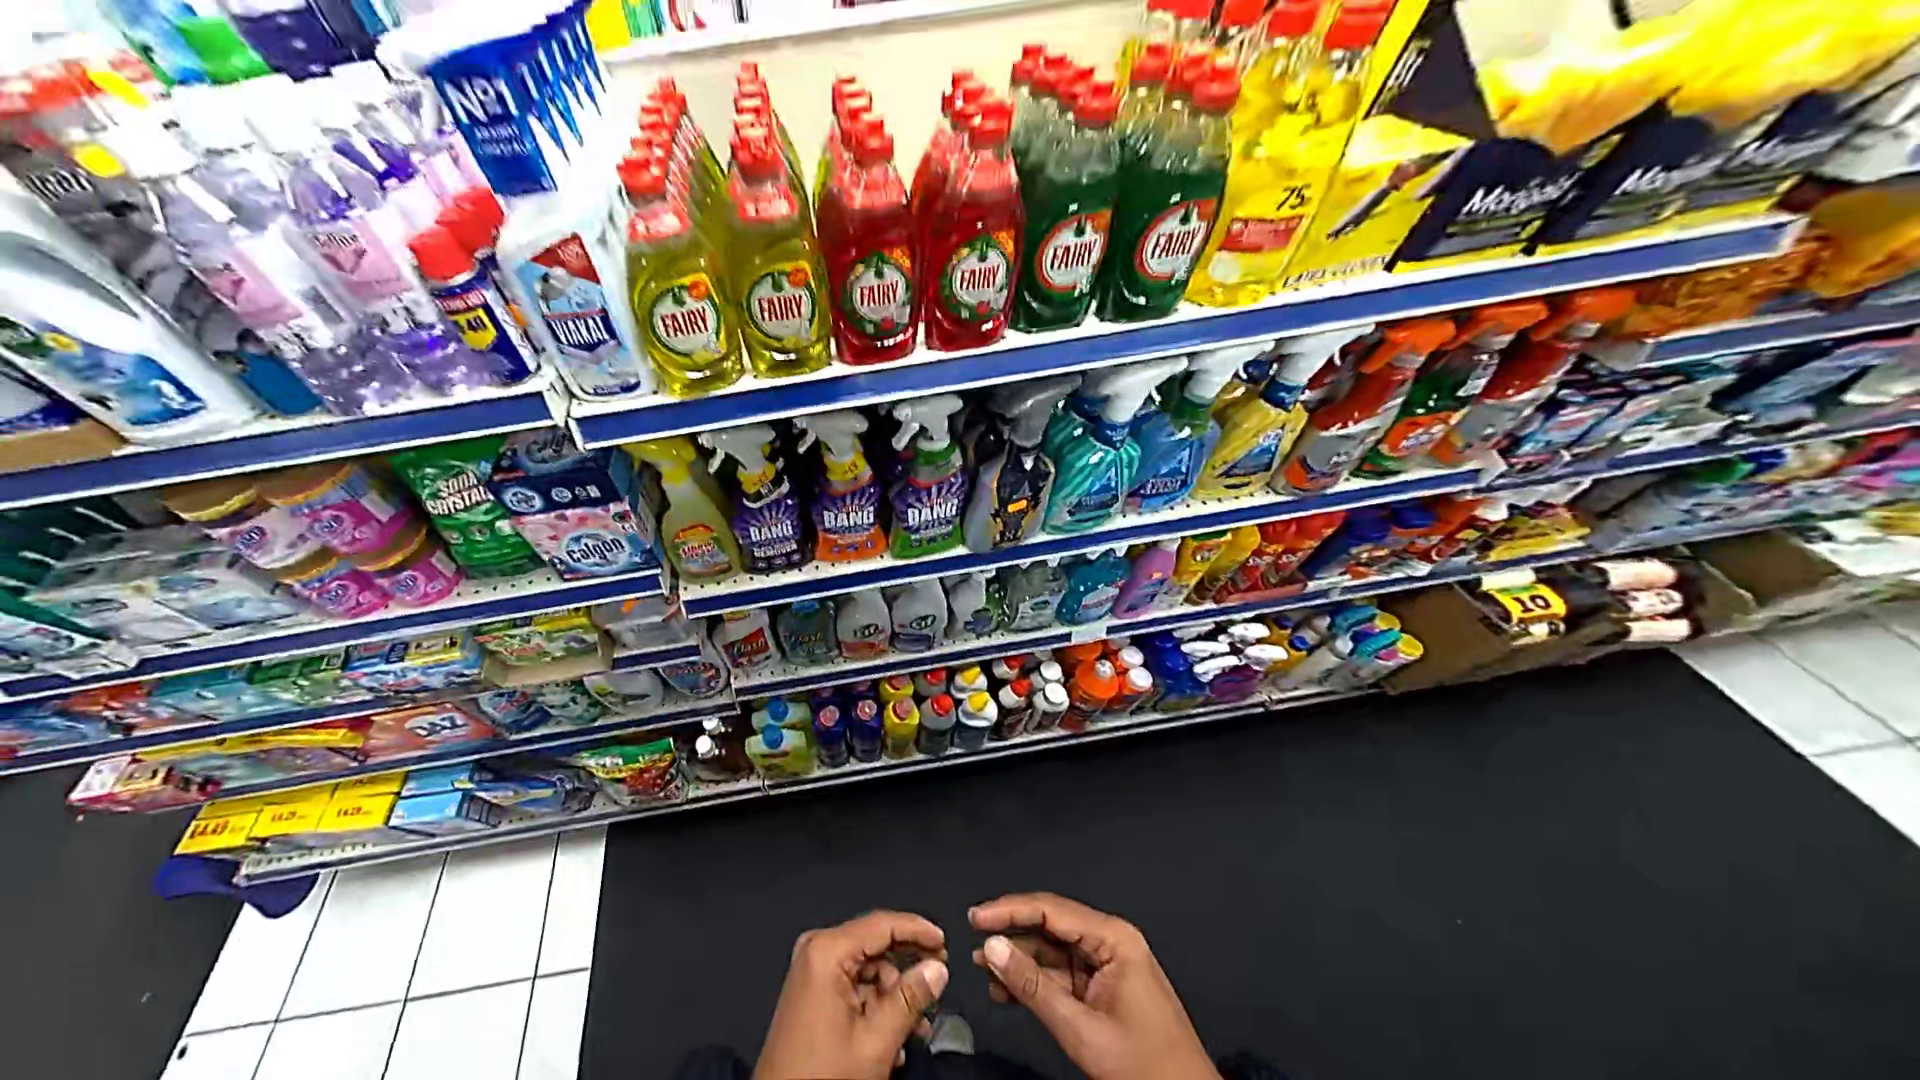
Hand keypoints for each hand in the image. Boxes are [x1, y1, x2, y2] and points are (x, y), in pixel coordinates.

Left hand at [755, 910, 949, 1079]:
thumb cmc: (822, 1078)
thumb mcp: (875, 1041)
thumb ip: (910, 998)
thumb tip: (937, 969)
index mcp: (827, 951)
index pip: (883, 924)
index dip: (919, 930)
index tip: (945, 943)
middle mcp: (817, 950)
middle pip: (876, 943)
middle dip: (908, 966)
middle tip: (937, 981)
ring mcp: (812, 970)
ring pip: (868, 966)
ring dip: (895, 992)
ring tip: (918, 1023)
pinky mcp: (812, 991)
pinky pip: (854, 982)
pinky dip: (876, 1003)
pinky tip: (896, 1032)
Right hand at [970, 892, 1214, 1079]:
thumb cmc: (1144, 1067)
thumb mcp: (1081, 1029)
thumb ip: (1033, 985)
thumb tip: (991, 948)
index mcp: (1114, 938)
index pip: (1051, 908)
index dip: (1009, 909)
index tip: (974, 917)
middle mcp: (1110, 940)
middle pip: (1050, 925)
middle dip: (1011, 935)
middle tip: (972, 942)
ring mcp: (1107, 962)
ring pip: (1051, 949)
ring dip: (1019, 960)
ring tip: (985, 972)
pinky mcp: (1102, 985)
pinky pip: (1061, 972)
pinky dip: (1034, 980)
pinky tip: (1008, 989)